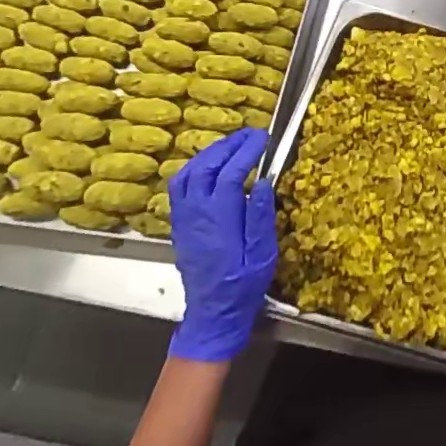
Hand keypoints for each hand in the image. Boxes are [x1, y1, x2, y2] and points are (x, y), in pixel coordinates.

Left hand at [167, 128, 276, 361]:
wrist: (213, 311)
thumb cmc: (243, 285)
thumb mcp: (262, 254)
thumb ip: (261, 217)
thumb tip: (265, 182)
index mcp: (220, 218)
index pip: (231, 173)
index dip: (247, 151)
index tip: (262, 138)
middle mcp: (196, 212)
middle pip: (208, 166)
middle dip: (229, 145)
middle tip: (251, 134)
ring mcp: (184, 217)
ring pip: (190, 173)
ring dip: (211, 153)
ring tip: (232, 144)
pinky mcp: (180, 223)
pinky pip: (181, 185)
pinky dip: (195, 167)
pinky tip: (210, 165)